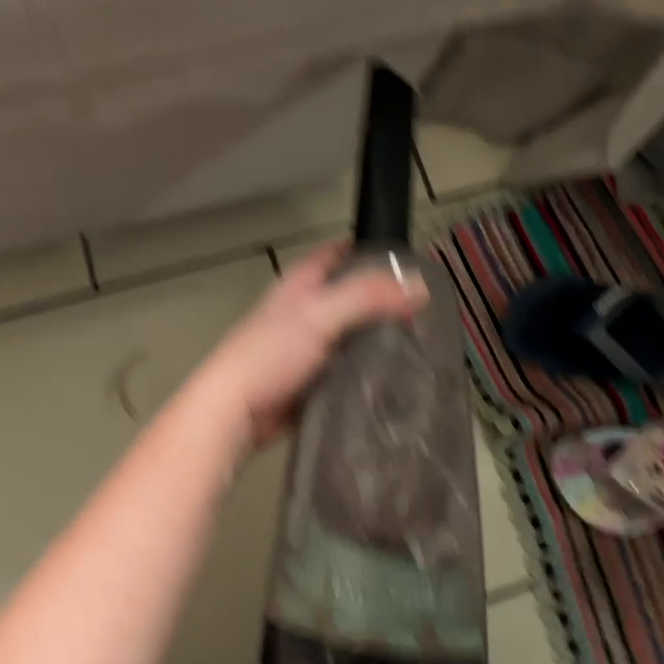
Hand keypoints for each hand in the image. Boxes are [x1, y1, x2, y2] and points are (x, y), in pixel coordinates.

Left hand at [191, 243, 429, 451]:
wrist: (235, 411)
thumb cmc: (269, 355)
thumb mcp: (319, 315)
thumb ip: (366, 297)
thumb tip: (418, 284)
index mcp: (301, 283)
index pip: (340, 253)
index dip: (372, 252)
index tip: (413, 263)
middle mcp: (306, 308)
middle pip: (353, 294)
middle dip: (386, 300)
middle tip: (429, 312)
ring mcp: (309, 344)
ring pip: (354, 333)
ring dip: (381, 337)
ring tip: (423, 345)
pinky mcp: (314, 378)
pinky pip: (350, 367)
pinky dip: (370, 369)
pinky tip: (397, 378)